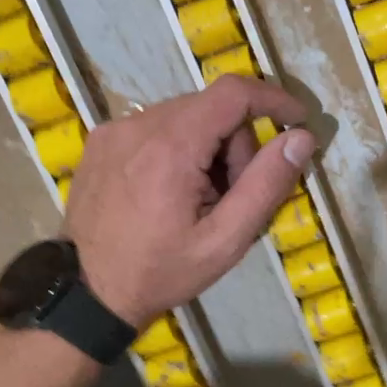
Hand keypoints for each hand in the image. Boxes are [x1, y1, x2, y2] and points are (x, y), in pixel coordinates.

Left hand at [65, 75, 315, 325]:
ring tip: (201, 200)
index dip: (273, 99)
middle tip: (234, 196)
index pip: (234, 93)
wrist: (85, 294)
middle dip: (237, 144)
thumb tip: (301, 137)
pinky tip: (171, 192)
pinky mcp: (101, 140)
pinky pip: (157, 127)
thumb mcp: (225, 241)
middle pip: (212, 107)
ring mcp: (115, 129)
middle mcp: (139, 124)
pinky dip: (179, 149)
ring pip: (186, 116)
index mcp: (171, 146)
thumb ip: (266, 185)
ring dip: (208, 148)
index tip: (298, 120)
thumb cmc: (161, 272)